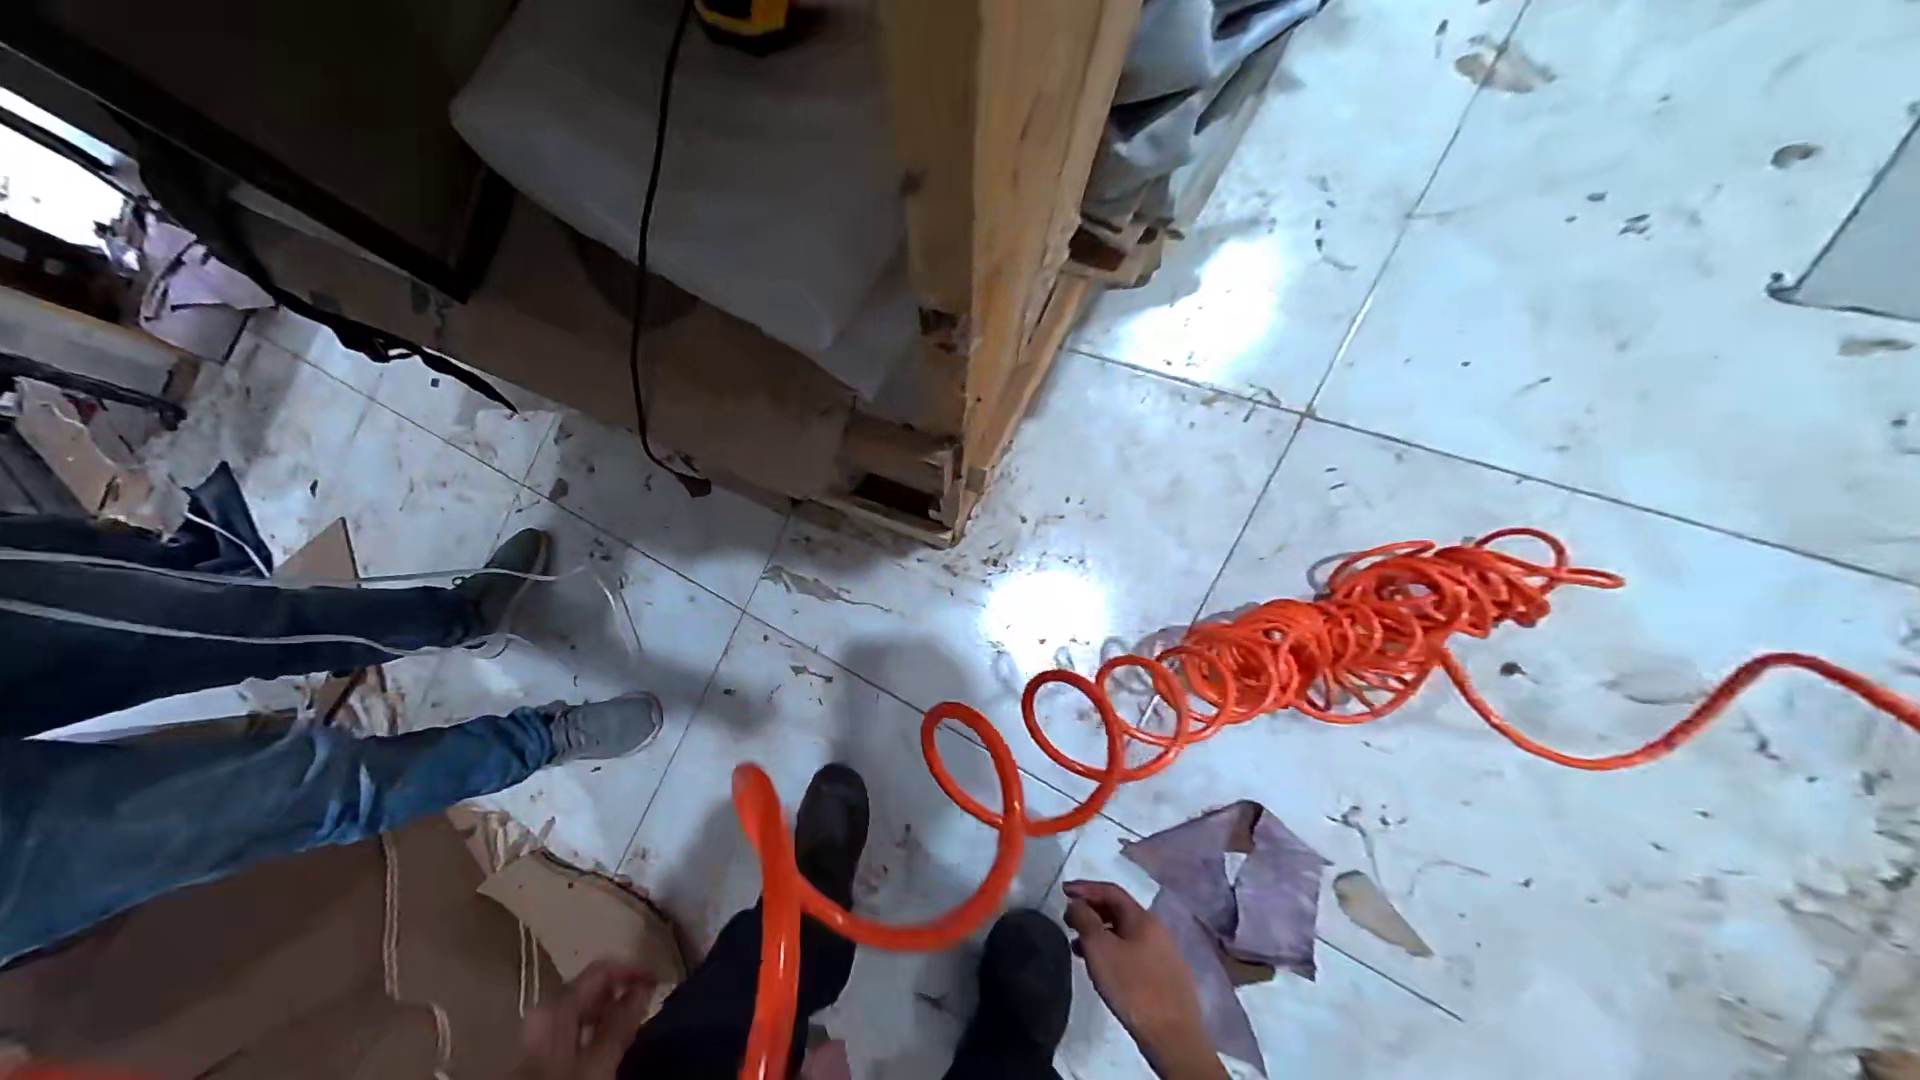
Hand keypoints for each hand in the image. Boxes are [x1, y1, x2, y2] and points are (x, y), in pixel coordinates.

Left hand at [512, 961, 656, 1079]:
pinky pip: (573, 1027)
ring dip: (609, 1011)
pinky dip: (594, 1028)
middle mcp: (544, 1010)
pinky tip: (606, 1043)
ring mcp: (538, 1032)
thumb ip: (623, 1019)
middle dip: (621, 992)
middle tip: (646, 1002)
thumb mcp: (600, 1058)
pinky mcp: (536, 1052)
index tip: (657, 978)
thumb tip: (645, 986)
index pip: (601, 967)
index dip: (633, 969)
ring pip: (582, 1008)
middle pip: (591, 987)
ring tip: (631, 1024)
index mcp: (556, 1005)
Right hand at [1063, 880, 1225, 1079]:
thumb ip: (1084, 919)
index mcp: (1143, 918)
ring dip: (1099, 933)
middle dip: (1091, 910)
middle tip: (1068, 919)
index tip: (1063, 891)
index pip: (1110, 890)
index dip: (1084, 887)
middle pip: (1118, 910)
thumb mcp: (1099, 949)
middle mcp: (1157, 929)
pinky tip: (1102, 968)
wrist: (1173, 1038)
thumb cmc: (1132, 987)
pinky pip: (1133, 951)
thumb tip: (1076, 902)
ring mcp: (1164, 953)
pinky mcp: (1165, 976)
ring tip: (1077, 947)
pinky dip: (1112, 950)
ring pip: (1125, 933)